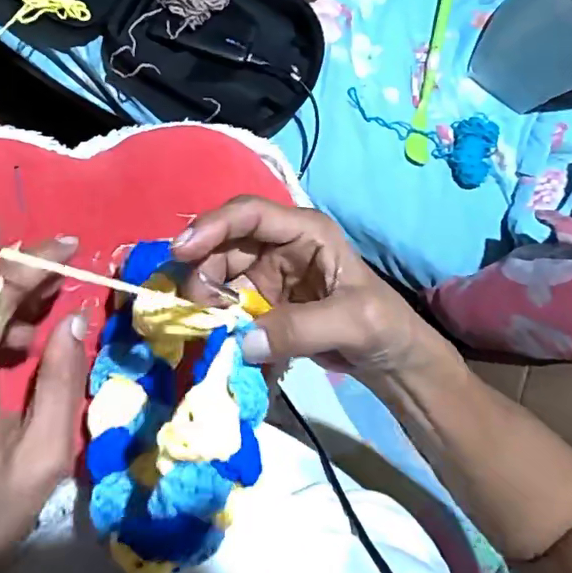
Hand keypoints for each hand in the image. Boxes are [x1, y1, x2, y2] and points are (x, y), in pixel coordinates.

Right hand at [170, 195, 439, 378]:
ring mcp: (266, 274)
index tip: (181, 251)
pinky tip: (215, 339)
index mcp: (305, 231)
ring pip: (218, 274)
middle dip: (202, 270)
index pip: (250, 214)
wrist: (390, 358)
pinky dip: (216, 319)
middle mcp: (279, 245)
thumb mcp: (353, 321)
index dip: (213, 225)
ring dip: (205, 298)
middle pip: (224, 244)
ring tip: (205, 329)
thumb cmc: (383, 326)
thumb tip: (242, 342)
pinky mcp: (260, 302)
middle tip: (192, 307)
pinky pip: (226, 303)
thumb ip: (300, 328)